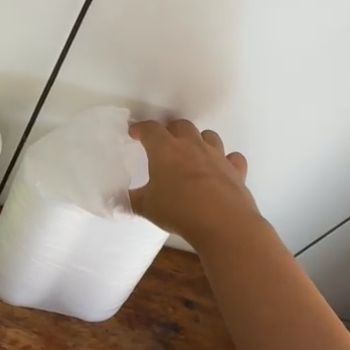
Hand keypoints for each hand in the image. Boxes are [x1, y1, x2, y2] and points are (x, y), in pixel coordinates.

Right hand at [128, 119, 259, 252]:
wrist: (223, 223)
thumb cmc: (178, 210)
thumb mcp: (146, 207)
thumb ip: (129, 200)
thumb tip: (114, 199)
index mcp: (165, 149)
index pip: (150, 129)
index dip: (140, 128)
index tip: (134, 133)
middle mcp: (192, 145)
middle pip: (181, 125)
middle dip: (170, 131)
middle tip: (163, 144)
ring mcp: (217, 156)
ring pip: (209, 136)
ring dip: (199, 140)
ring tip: (192, 153)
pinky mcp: (236, 170)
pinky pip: (232, 158)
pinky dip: (226, 160)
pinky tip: (220, 169)